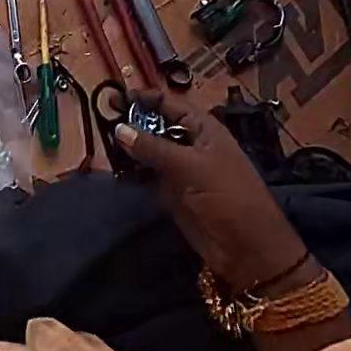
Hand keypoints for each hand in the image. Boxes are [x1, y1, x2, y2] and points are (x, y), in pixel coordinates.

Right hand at [112, 102, 308, 291]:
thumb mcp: (190, 167)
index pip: (168, 103)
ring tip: (103, 145)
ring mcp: (179, 168)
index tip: (114, 99)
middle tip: (102, 121)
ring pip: (147, 150)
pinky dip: (131, 171)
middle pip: (154, 125)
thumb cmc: (228, 198)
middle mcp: (189, 144)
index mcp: (202, 129)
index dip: (142, 99)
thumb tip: (119, 128)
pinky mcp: (171, 192)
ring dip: (128, 148)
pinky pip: (146, 174)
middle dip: (130, 123)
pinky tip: (114, 171)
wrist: (249, 252)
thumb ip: (153, 147)